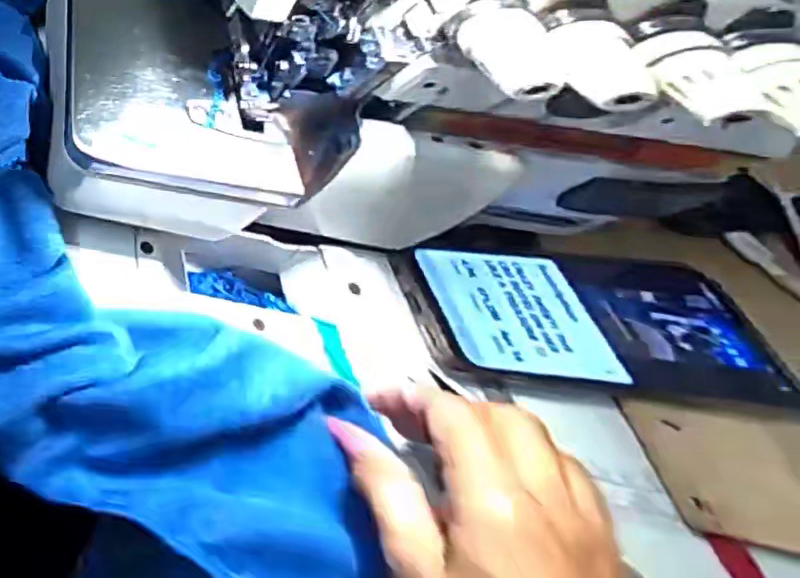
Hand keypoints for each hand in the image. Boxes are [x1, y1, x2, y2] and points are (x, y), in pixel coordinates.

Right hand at [329, 388, 618, 577]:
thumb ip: (385, 490)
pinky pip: (574, 477)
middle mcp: (552, 499)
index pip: (454, 412)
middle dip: (451, 408)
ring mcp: (591, 526)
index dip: (408, 394)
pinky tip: (505, 485)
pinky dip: (532, 460)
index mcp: (498, 500)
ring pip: (545, 441)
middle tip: (408, 426)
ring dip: (493, 430)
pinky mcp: (611, 549)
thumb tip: (344, 427)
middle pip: (504, 415)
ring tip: (453, 451)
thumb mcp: (415, 566)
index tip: (372, 403)